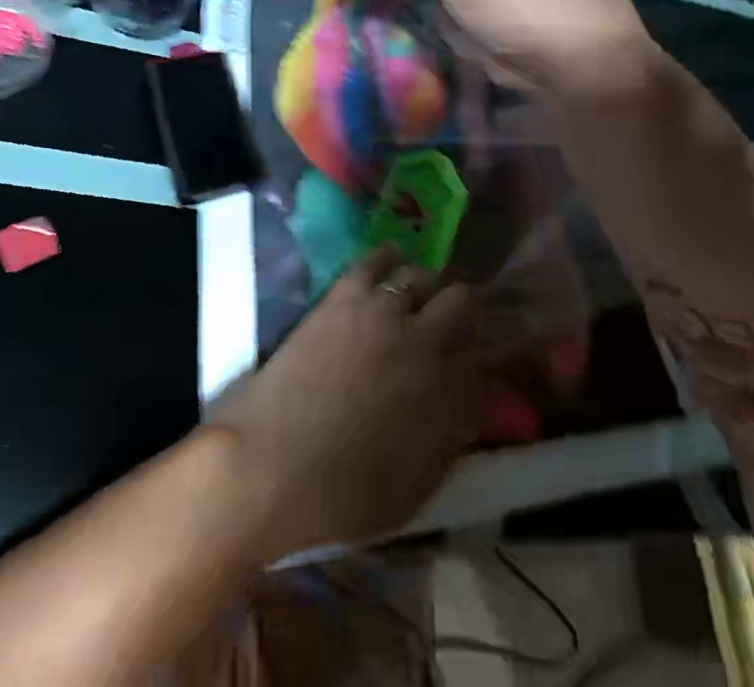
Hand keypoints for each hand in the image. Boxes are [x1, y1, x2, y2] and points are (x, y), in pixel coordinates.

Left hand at [206, 247, 482, 556]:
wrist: (274, 465)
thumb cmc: (343, 496)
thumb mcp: (415, 490)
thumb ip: (445, 443)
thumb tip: (459, 413)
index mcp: (455, 401)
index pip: (479, 364)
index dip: (469, 361)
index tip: (456, 366)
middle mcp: (431, 350)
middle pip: (463, 308)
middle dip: (459, 312)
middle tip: (443, 321)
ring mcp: (387, 318)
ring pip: (423, 279)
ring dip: (425, 286)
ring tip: (415, 292)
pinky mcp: (344, 300)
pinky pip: (374, 263)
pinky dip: (387, 256)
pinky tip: (391, 255)